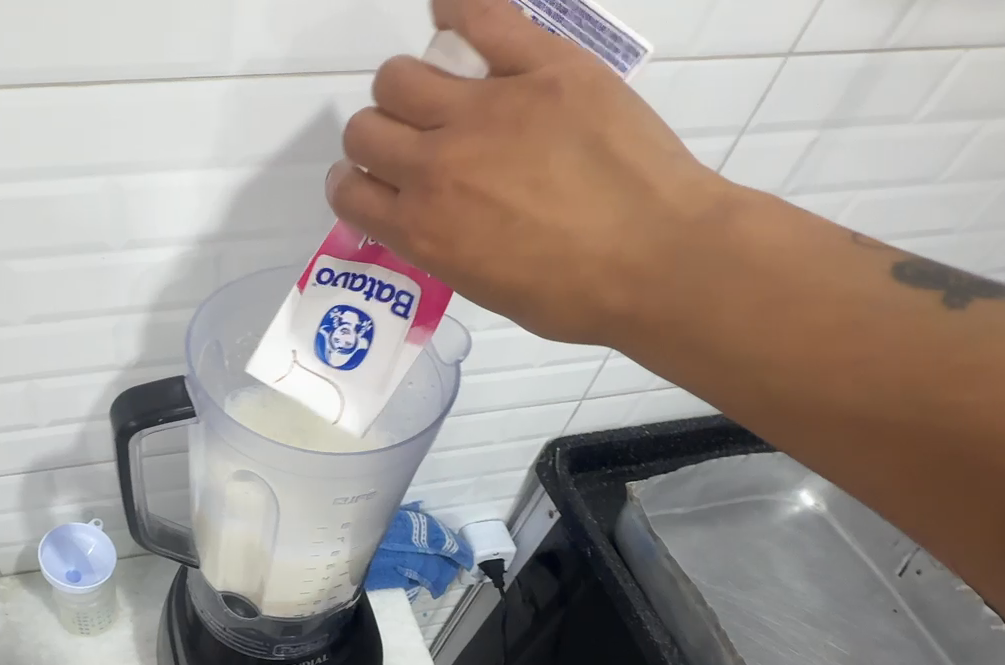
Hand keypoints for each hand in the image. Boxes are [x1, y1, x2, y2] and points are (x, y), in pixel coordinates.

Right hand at [327, 0, 736, 345]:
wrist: (657, 260)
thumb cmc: (572, 296)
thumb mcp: (481, 287)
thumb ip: (438, 244)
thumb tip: (426, 215)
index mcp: (421, 230)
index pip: (348, 190)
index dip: (354, 185)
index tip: (372, 184)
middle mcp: (436, 165)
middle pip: (364, 128)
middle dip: (376, 139)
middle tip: (410, 145)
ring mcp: (486, 109)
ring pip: (399, 75)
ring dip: (405, 89)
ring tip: (438, 96)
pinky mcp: (541, 66)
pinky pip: (479, 14)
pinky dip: (455, 10)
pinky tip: (451, 19)